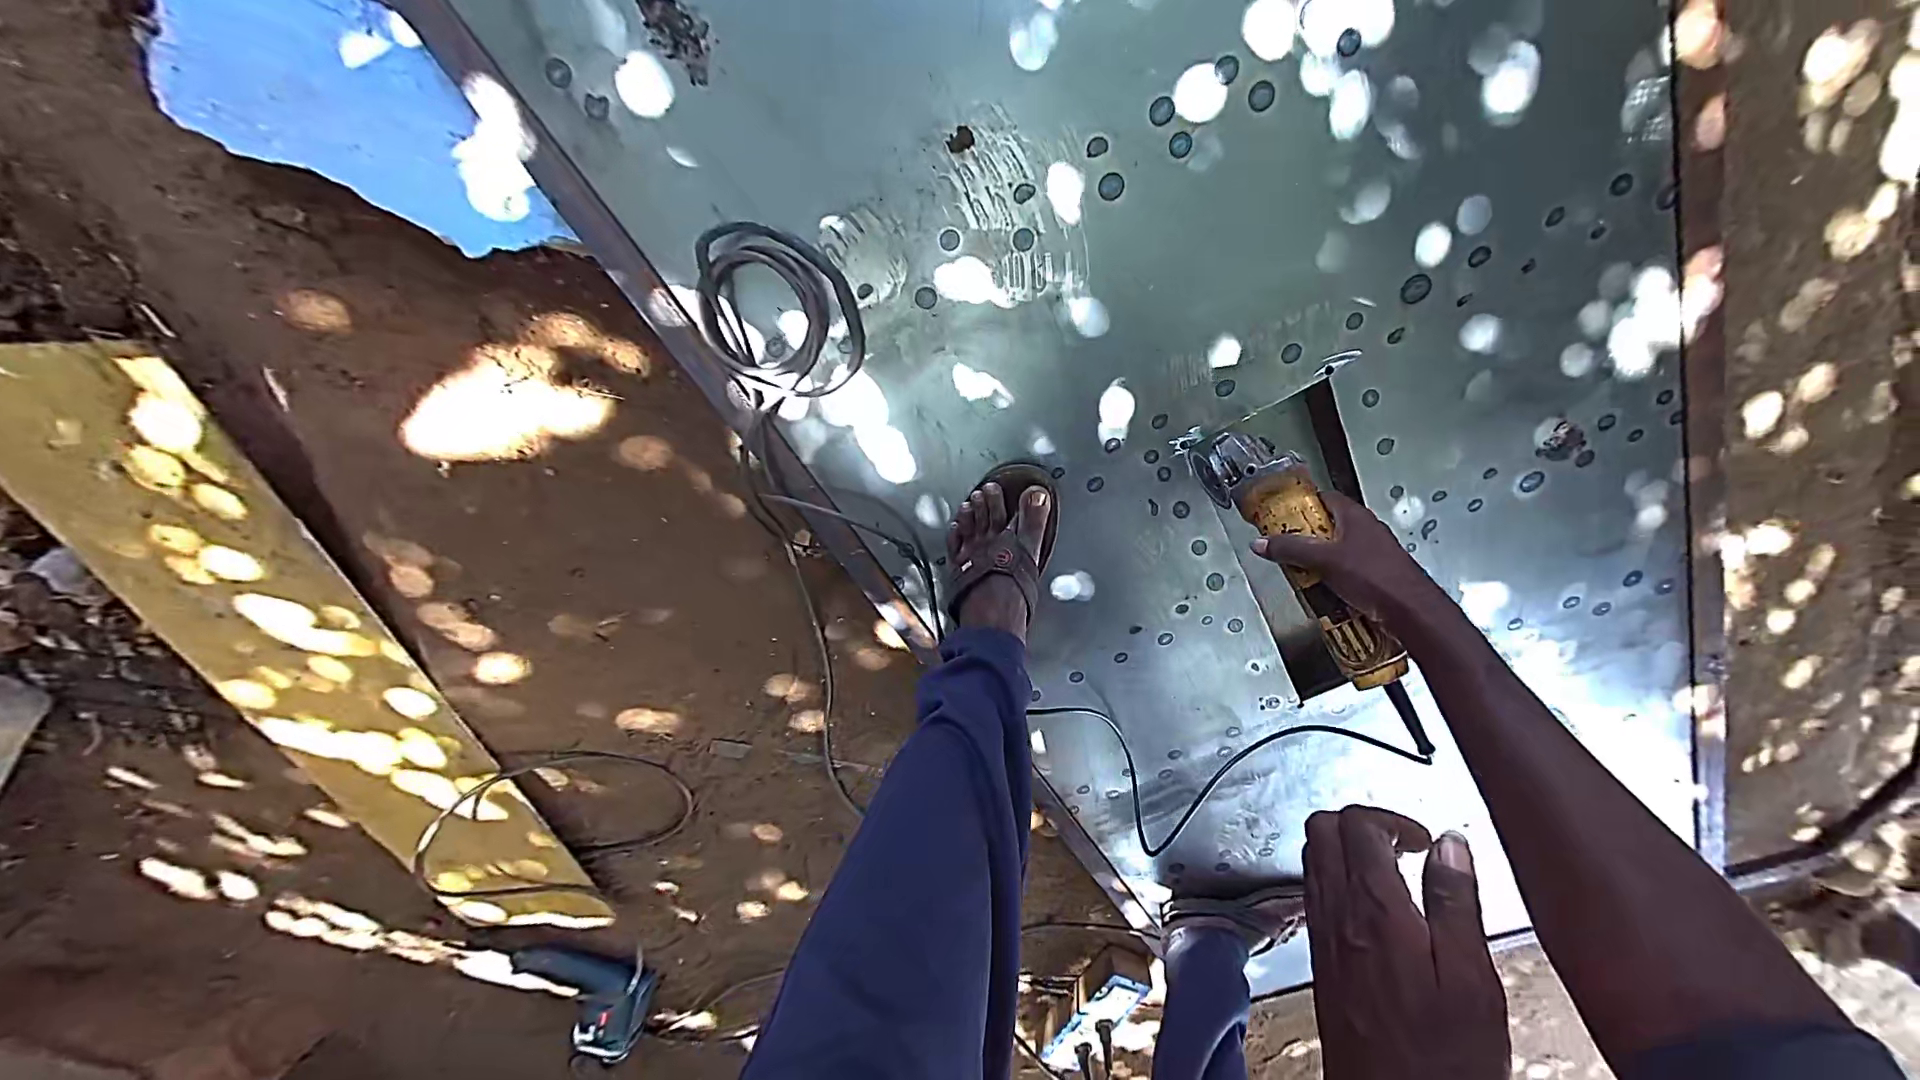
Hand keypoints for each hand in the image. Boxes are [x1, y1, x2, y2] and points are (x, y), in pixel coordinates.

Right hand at [1249, 489, 1441, 626]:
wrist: (1411, 612)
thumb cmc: (1377, 578)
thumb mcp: (1323, 560)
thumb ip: (1290, 549)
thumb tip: (1262, 542)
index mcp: (1356, 517)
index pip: (1324, 498)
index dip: (1301, 504)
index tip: (1281, 514)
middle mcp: (1366, 531)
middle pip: (1327, 526)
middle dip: (1304, 537)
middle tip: (1284, 546)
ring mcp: (1372, 553)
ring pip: (1335, 550)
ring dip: (1315, 560)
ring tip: (1299, 571)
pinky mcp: (1374, 575)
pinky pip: (1344, 570)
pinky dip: (1329, 577)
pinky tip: (1320, 589)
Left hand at [1306, 806, 1508, 1079]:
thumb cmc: (1439, 1057)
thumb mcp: (1472, 981)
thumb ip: (1457, 902)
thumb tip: (1451, 845)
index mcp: (1374, 907)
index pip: (1357, 823)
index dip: (1391, 818)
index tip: (1424, 839)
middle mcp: (1335, 907)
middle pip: (1322, 826)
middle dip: (1361, 821)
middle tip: (1403, 845)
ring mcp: (1321, 924)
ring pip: (1312, 851)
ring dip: (1346, 844)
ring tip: (1393, 868)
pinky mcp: (1318, 945)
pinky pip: (1313, 884)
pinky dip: (1336, 871)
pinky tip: (1372, 898)